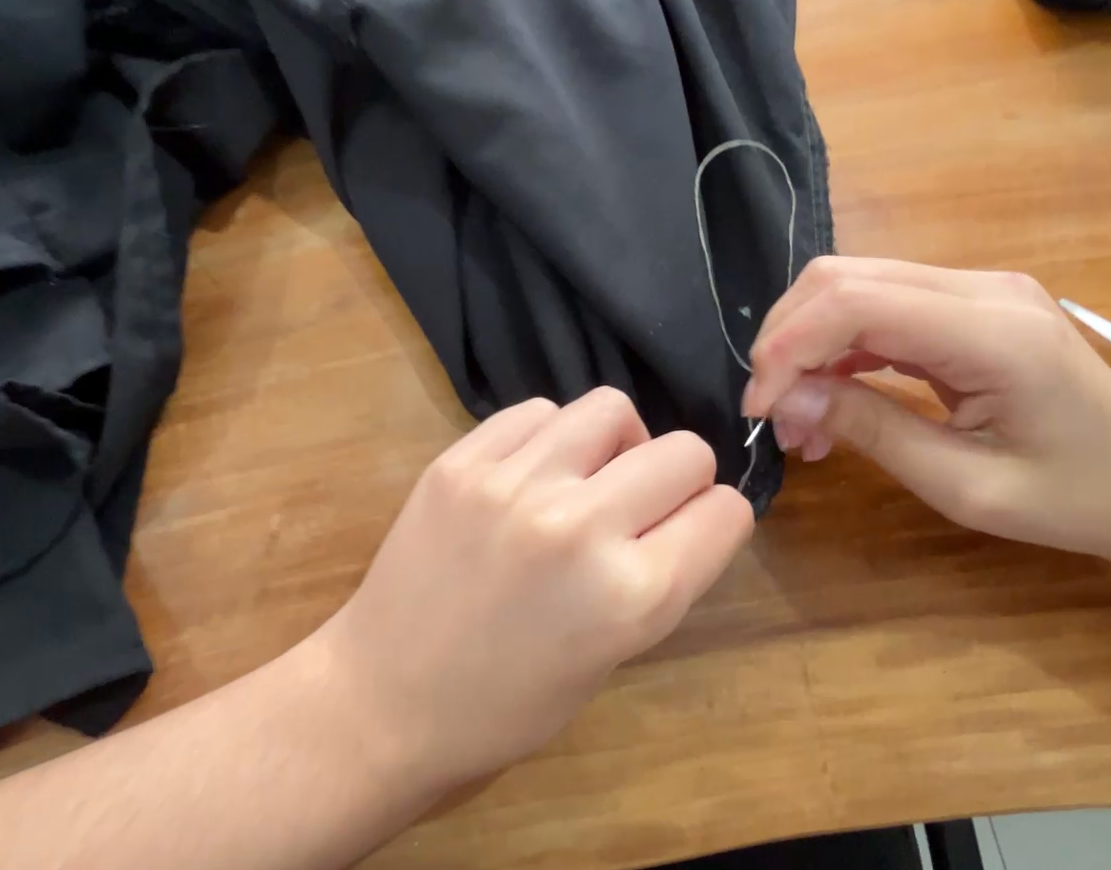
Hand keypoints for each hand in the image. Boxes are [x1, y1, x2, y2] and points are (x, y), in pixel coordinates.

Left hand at [315, 388, 751, 791]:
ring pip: (610, 408)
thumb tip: (685, 507)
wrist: (387, 694)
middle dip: (681, 477)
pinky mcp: (460, 461)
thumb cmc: (507, 702)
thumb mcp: (611, 656)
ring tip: (587, 476)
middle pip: (683, 451)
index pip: (723, 512)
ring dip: (617, 442)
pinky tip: (532, 471)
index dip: (715, 519)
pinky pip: (537, 412)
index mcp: (631, 596)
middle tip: (642, 503)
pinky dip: (551, 436)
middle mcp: (579, 526)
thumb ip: (657, 576)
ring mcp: (513, 485)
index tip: (692, 527)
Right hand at [742, 256, 1110, 575]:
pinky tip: (829, 399)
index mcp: (994, 333)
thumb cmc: (1073, 500)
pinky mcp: (965, 303)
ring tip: (798, 416)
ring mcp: (975, 288)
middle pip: (841, 279)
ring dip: (805, 345)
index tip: (761, 409)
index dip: (788, 346)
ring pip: (849, 285)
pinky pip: (875, 306)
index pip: (855, 303)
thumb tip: (786, 397)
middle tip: (772, 412)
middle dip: (786, 340)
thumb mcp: (963, 486)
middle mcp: (981, 289)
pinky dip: (835, 349)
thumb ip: (870, 429)